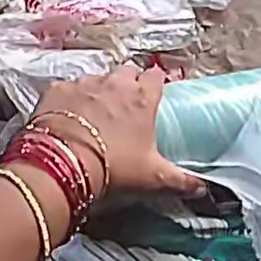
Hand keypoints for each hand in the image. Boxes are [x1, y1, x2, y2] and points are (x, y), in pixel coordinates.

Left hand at [29, 66, 202, 196]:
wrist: (62, 164)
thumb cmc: (115, 167)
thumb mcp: (153, 177)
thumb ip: (181, 180)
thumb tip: (203, 189)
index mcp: (143, 98)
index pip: (156, 76)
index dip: (155, 83)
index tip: (153, 94)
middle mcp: (116, 84)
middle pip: (127, 71)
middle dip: (128, 82)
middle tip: (125, 104)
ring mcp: (85, 84)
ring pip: (97, 78)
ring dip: (99, 90)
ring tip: (95, 112)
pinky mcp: (57, 89)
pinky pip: (68, 87)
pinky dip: (70, 98)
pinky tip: (67, 114)